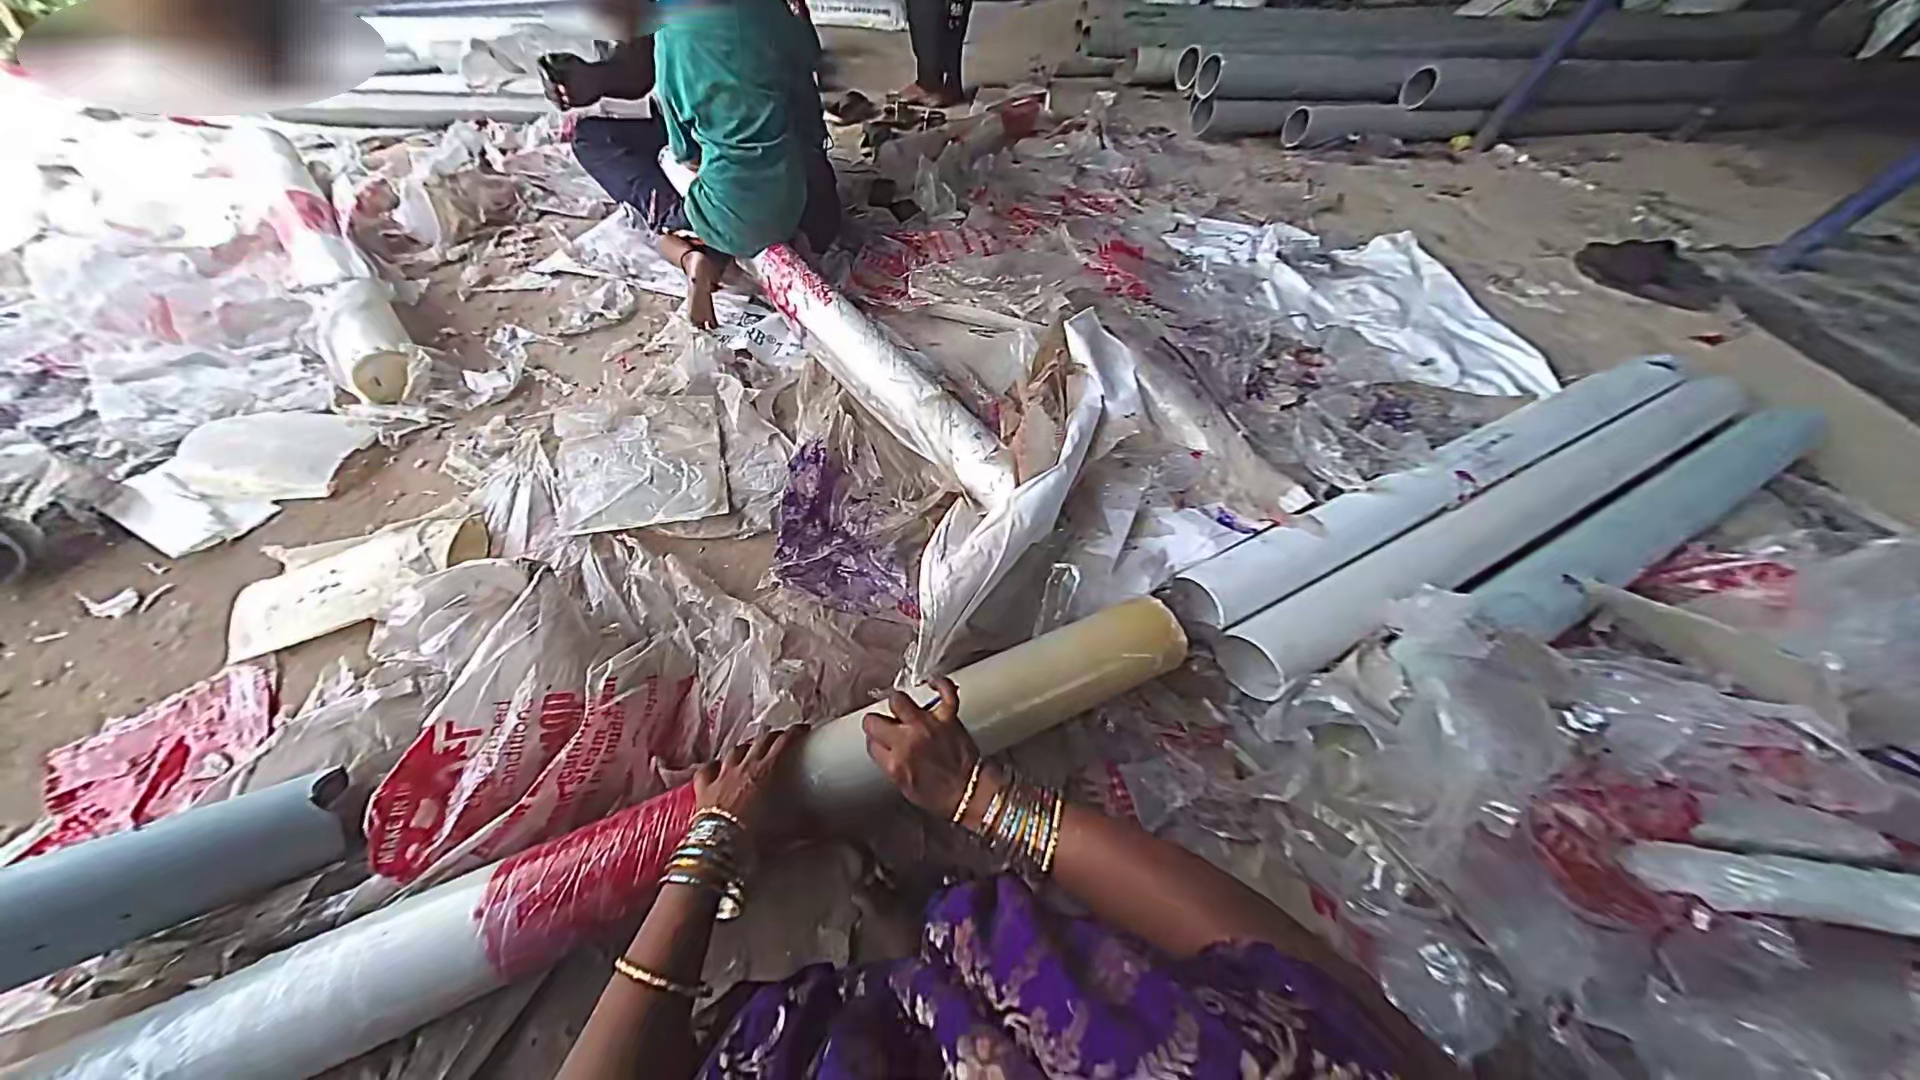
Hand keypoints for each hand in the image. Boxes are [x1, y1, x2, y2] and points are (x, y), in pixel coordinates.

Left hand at [692, 724, 807, 841]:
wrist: (718, 846)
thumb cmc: (753, 836)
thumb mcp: (782, 826)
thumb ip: (799, 820)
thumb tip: (817, 827)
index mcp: (765, 771)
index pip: (783, 742)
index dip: (794, 732)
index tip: (803, 729)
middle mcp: (744, 766)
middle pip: (760, 741)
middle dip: (773, 736)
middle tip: (781, 739)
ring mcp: (722, 774)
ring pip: (736, 751)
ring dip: (746, 749)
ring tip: (751, 752)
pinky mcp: (704, 786)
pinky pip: (708, 769)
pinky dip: (714, 767)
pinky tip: (717, 768)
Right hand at [863, 677, 984, 820]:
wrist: (969, 792)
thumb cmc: (939, 794)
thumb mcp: (903, 785)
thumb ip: (889, 762)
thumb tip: (881, 745)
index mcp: (895, 762)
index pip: (871, 741)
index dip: (875, 739)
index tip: (880, 739)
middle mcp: (907, 740)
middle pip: (875, 719)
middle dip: (878, 722)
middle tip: (886, 724)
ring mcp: (927, 725)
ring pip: (899, 700)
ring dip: (899, 703)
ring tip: (903, 708)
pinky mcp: (947, 717)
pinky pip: (944, 691)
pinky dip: (940, 684)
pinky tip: (931, 683)